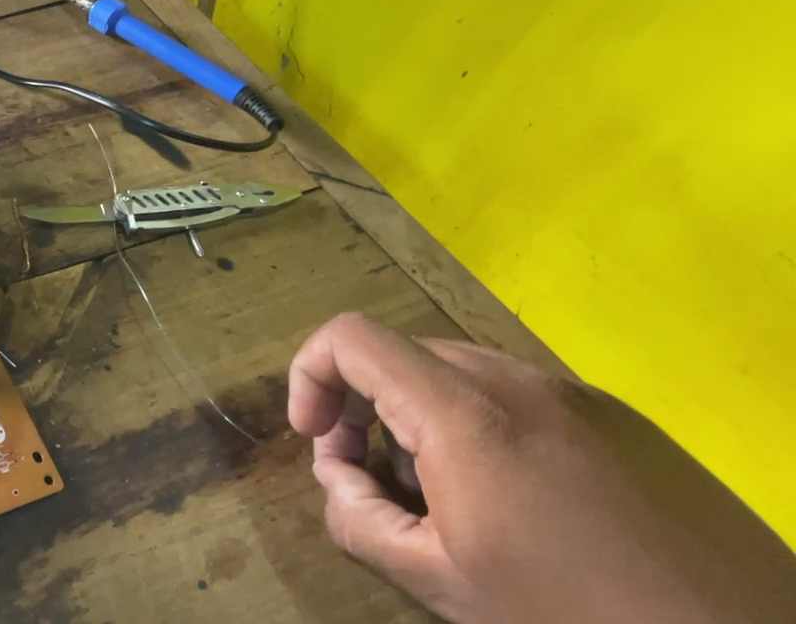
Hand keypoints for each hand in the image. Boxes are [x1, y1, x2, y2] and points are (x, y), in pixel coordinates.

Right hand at [289, 312, 795, 622]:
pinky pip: (517, 397)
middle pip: (399, 355)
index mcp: (463, 410)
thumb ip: (358, 517)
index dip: (309, 374)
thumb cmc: (575, 615)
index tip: (314, 437)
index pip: (349, 338)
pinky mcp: (624, 420)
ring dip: (417, 418)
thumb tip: (338, 477)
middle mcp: (515, 379)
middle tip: (369, 478)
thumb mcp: (440, 581)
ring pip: (455, 374)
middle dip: (360, 406)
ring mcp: (576, 394)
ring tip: (442, 496)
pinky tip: (515, 501)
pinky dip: (479, 428)